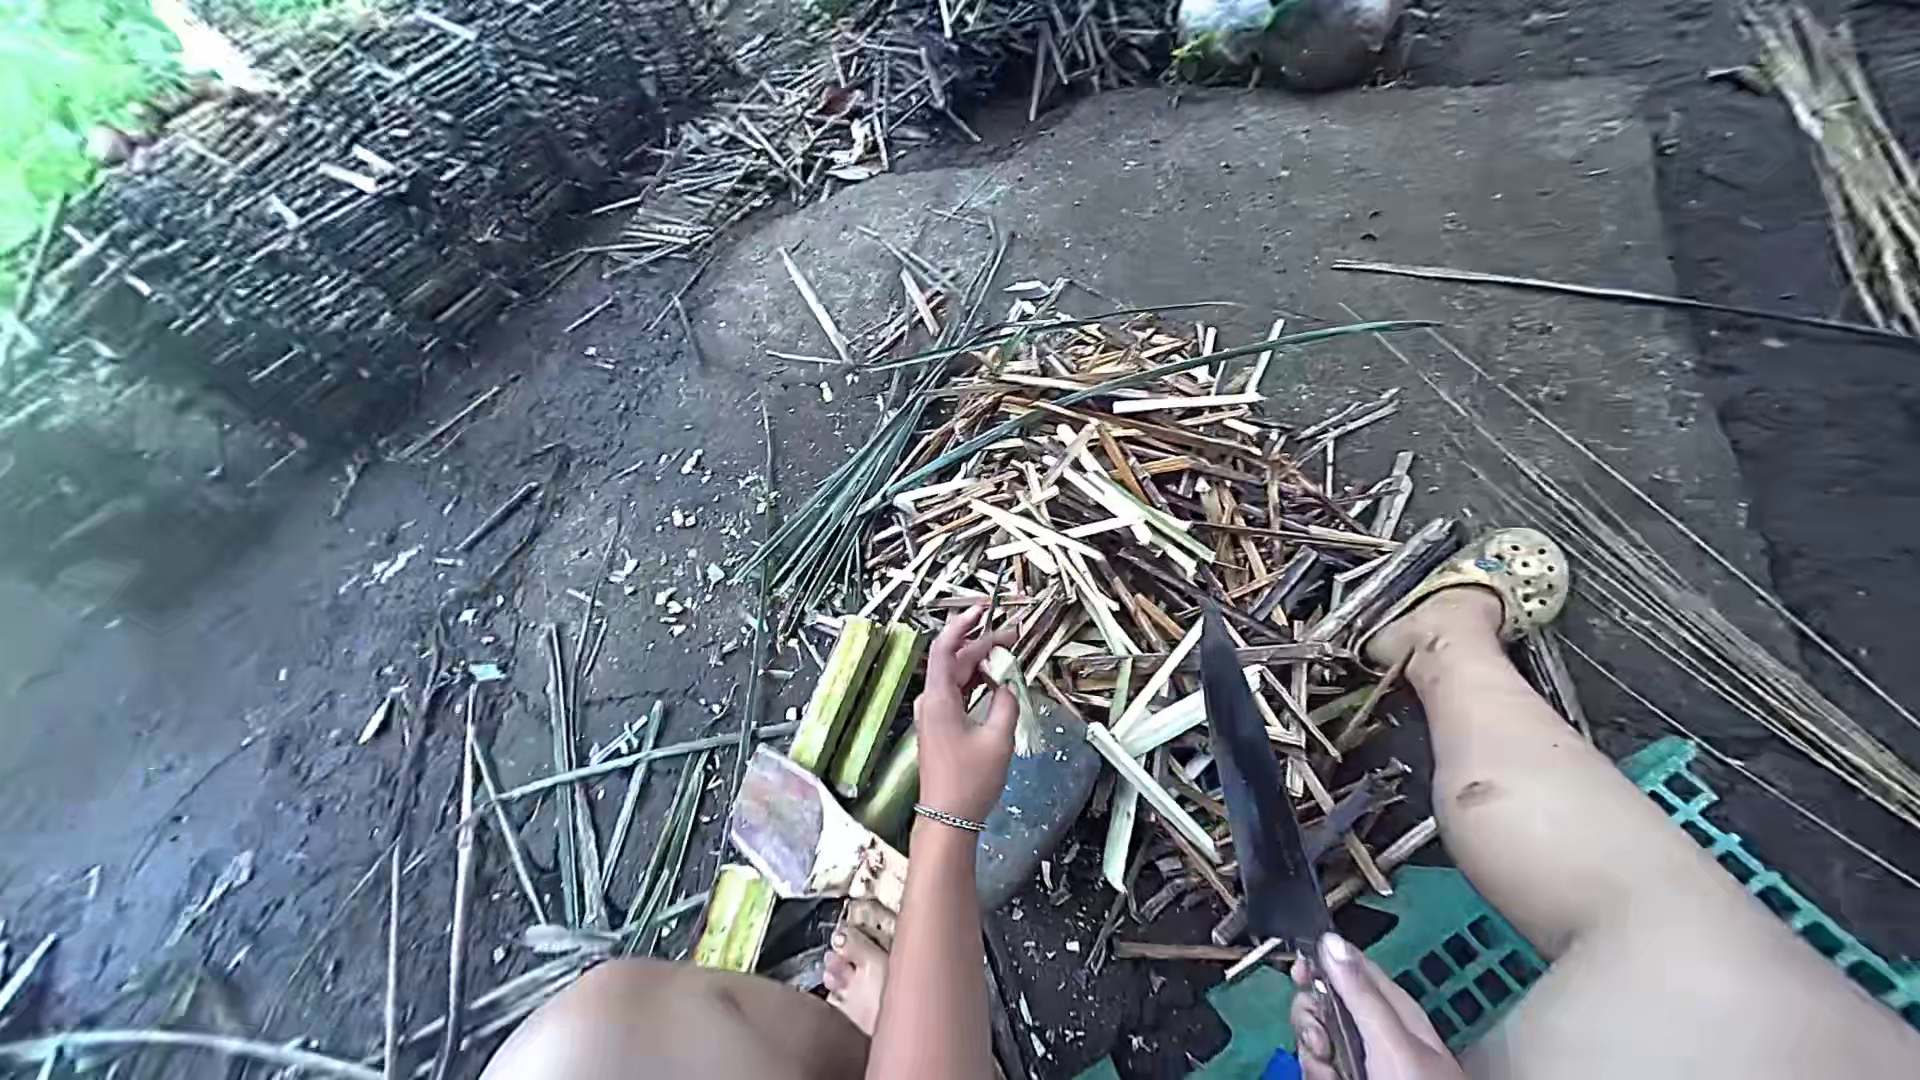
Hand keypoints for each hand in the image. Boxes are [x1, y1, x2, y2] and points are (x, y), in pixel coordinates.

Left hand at [913, 605, 1017, 822]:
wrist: (948, 820)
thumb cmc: (969, 782)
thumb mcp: (998, 739)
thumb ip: (1006, 702)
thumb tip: (1008, 682)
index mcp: (938, 698)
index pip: (945, 648)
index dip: (962, 625)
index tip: (981, 610)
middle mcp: (931, 701)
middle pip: (956, 660)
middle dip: (984, 646)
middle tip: (1014, 637)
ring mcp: (933, 713)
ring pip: (958, 676)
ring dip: (982, 665)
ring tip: (1009, 656)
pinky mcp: (940, 725)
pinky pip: (958, 692)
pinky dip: (976, 683)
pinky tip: (995, 681)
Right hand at [1290, 933, 1465, 1079]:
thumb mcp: (1393, 1046)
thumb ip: (1360, 993)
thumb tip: (1329, 938)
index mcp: (1395, 1012)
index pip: (1350, 964)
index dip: (1320, 961)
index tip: (1298, 973)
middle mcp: (1375, 1032)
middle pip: (1323, 1000)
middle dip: (1312, 1021)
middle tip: (1321, 1044)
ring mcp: (1363, 1063)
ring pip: (1315, 1036)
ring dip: (1313, 1057)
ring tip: (1332, 1078)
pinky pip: (1317, 1067)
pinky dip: (1317, 1076)